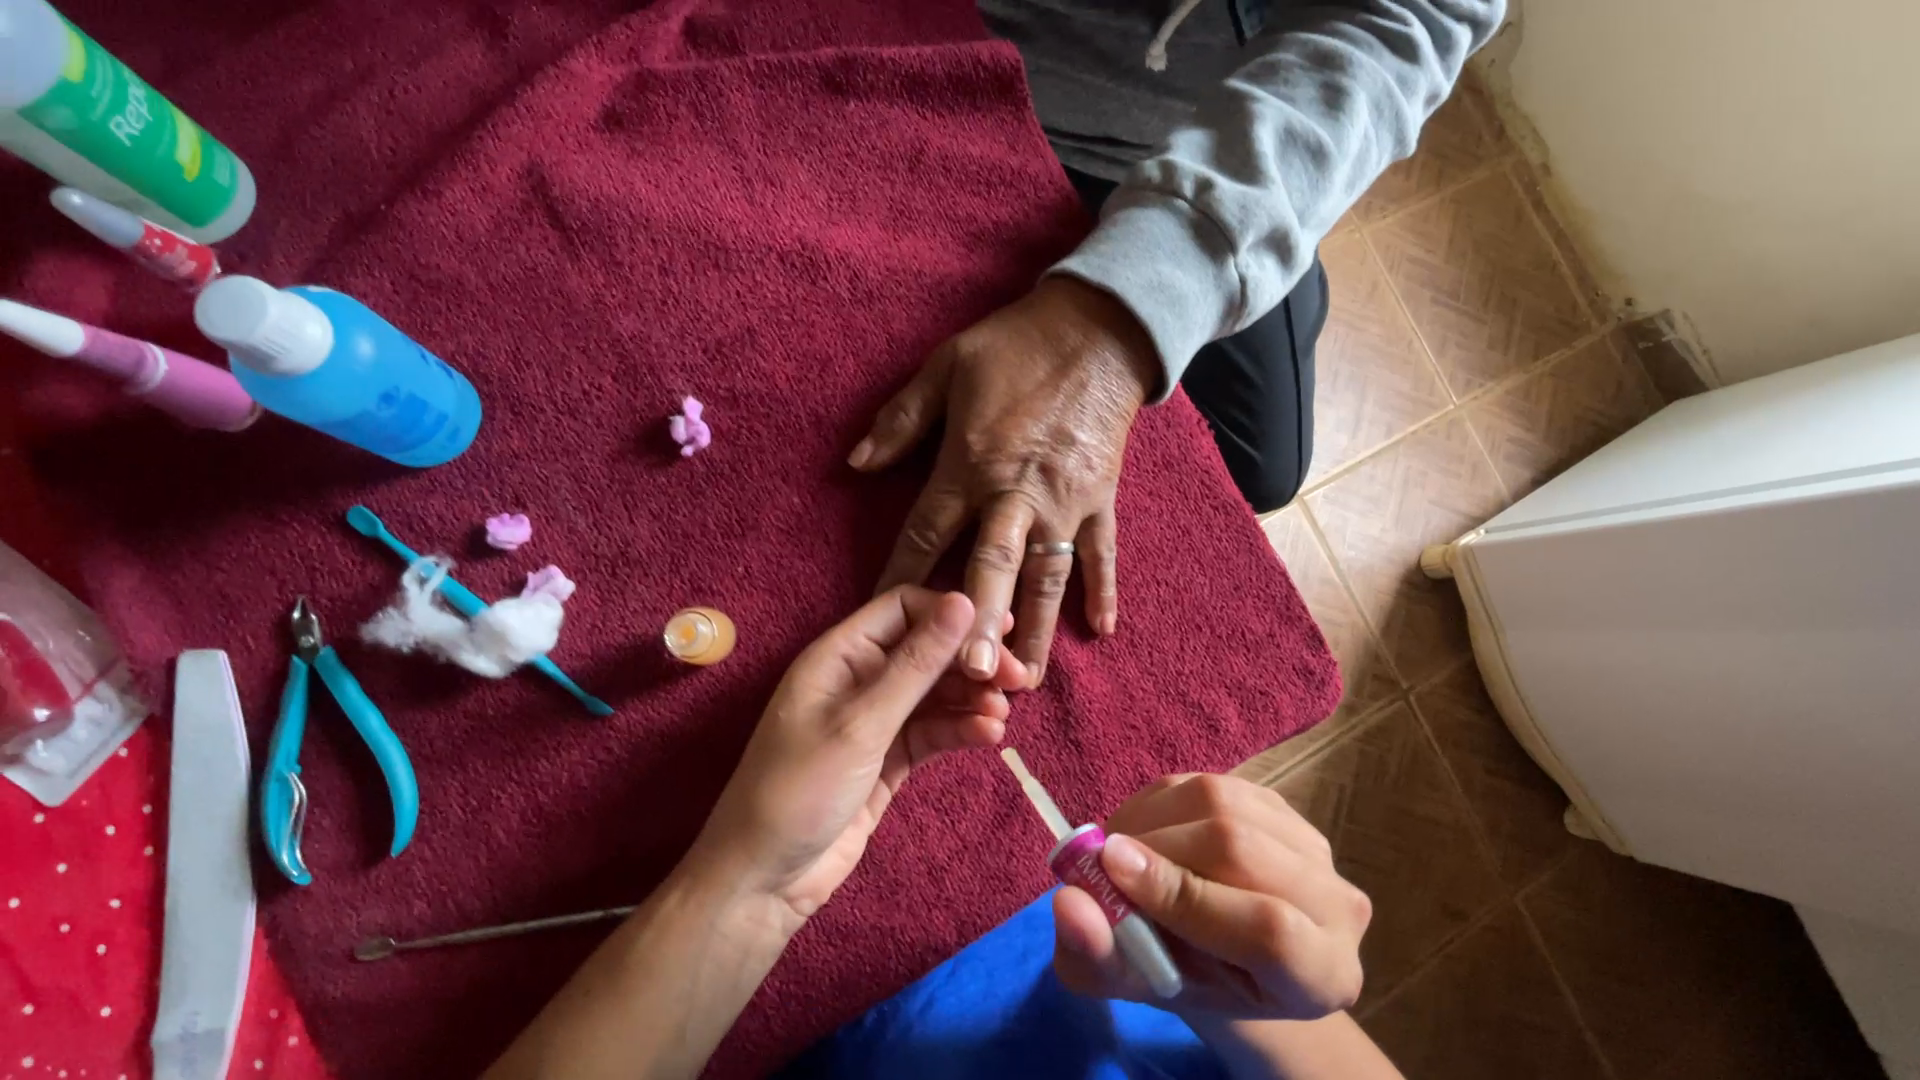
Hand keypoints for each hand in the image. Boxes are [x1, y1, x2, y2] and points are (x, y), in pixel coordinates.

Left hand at [686, 587, 1025, 920]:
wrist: (765, 880)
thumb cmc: (800, 788)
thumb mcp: (861, 722)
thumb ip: (916, 664)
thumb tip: (963, 601)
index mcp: (840, 655)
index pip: (903, 609)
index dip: (951, 614)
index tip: (1000, 631)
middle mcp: (860, 679)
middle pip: (927, 651)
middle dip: (971, 661)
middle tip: (1018, 679)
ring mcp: (876, 720)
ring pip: (935, 693)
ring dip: (971, 699)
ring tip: (1001, 715)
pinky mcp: (890, 759)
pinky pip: (933, 732)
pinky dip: (960, 730)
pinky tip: (988, 736)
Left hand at [850, 276, 1158, 686]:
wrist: (1096, 331)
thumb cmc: (1013, 349)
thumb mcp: (945, 368)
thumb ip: (901, 420)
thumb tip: (856, 462)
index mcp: (969, 465)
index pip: (926, 532)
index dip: (899, 576)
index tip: (881, 621)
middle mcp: (1015, 495)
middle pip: (991, 568)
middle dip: (980, 623)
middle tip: (973, 675)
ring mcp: (1065, 503)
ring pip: (1047, 578)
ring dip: (1036, 629)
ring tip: (1027, 679)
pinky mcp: (1102, 500)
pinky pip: (1101, 554)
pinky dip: (1103, 591)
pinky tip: (1101, 630)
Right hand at [1052, 774, 1371, 1020]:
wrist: (1222, 953)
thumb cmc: (1186, 980)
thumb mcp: (1137, 986)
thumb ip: (1100, 957)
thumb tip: (1070, 902)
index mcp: (1320, 976)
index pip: (1268, 929)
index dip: (1186, 896)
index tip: (1110, 868)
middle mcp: (1338, 907)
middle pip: (1241, 849)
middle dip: (1155, 846)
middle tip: (1099, 861)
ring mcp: (1314, 845)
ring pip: (1224, 802)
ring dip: (1151, 818)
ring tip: (1120, 848)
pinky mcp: (1280, 805)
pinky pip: (1211, 782)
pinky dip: (1160, 801)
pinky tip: (1145, 830)